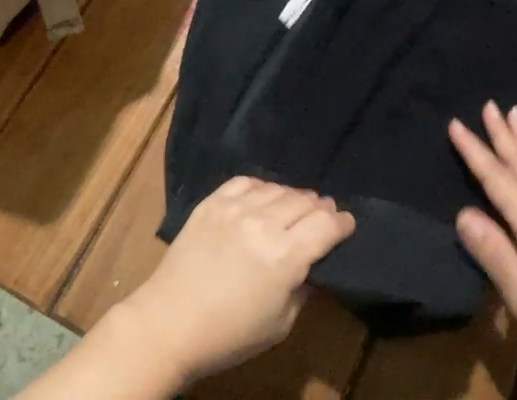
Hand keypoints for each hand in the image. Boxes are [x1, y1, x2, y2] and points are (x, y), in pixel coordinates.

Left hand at [115, 176, 355, 386]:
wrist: (169, 323)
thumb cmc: (230, 334)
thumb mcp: (281, 323)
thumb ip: (304, 287)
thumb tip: (316, 265)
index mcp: (286, 255)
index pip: (328, 224)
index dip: (343, 223)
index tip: (347, 225)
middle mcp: (264, 222)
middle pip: (306, 201)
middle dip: (320, 209)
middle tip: (322, 218)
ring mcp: (235, 208)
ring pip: (278, 189)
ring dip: (293, 198)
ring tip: (294, 209)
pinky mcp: (212, 202)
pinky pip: (246, 182)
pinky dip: (261, 188)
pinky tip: (263, 198)